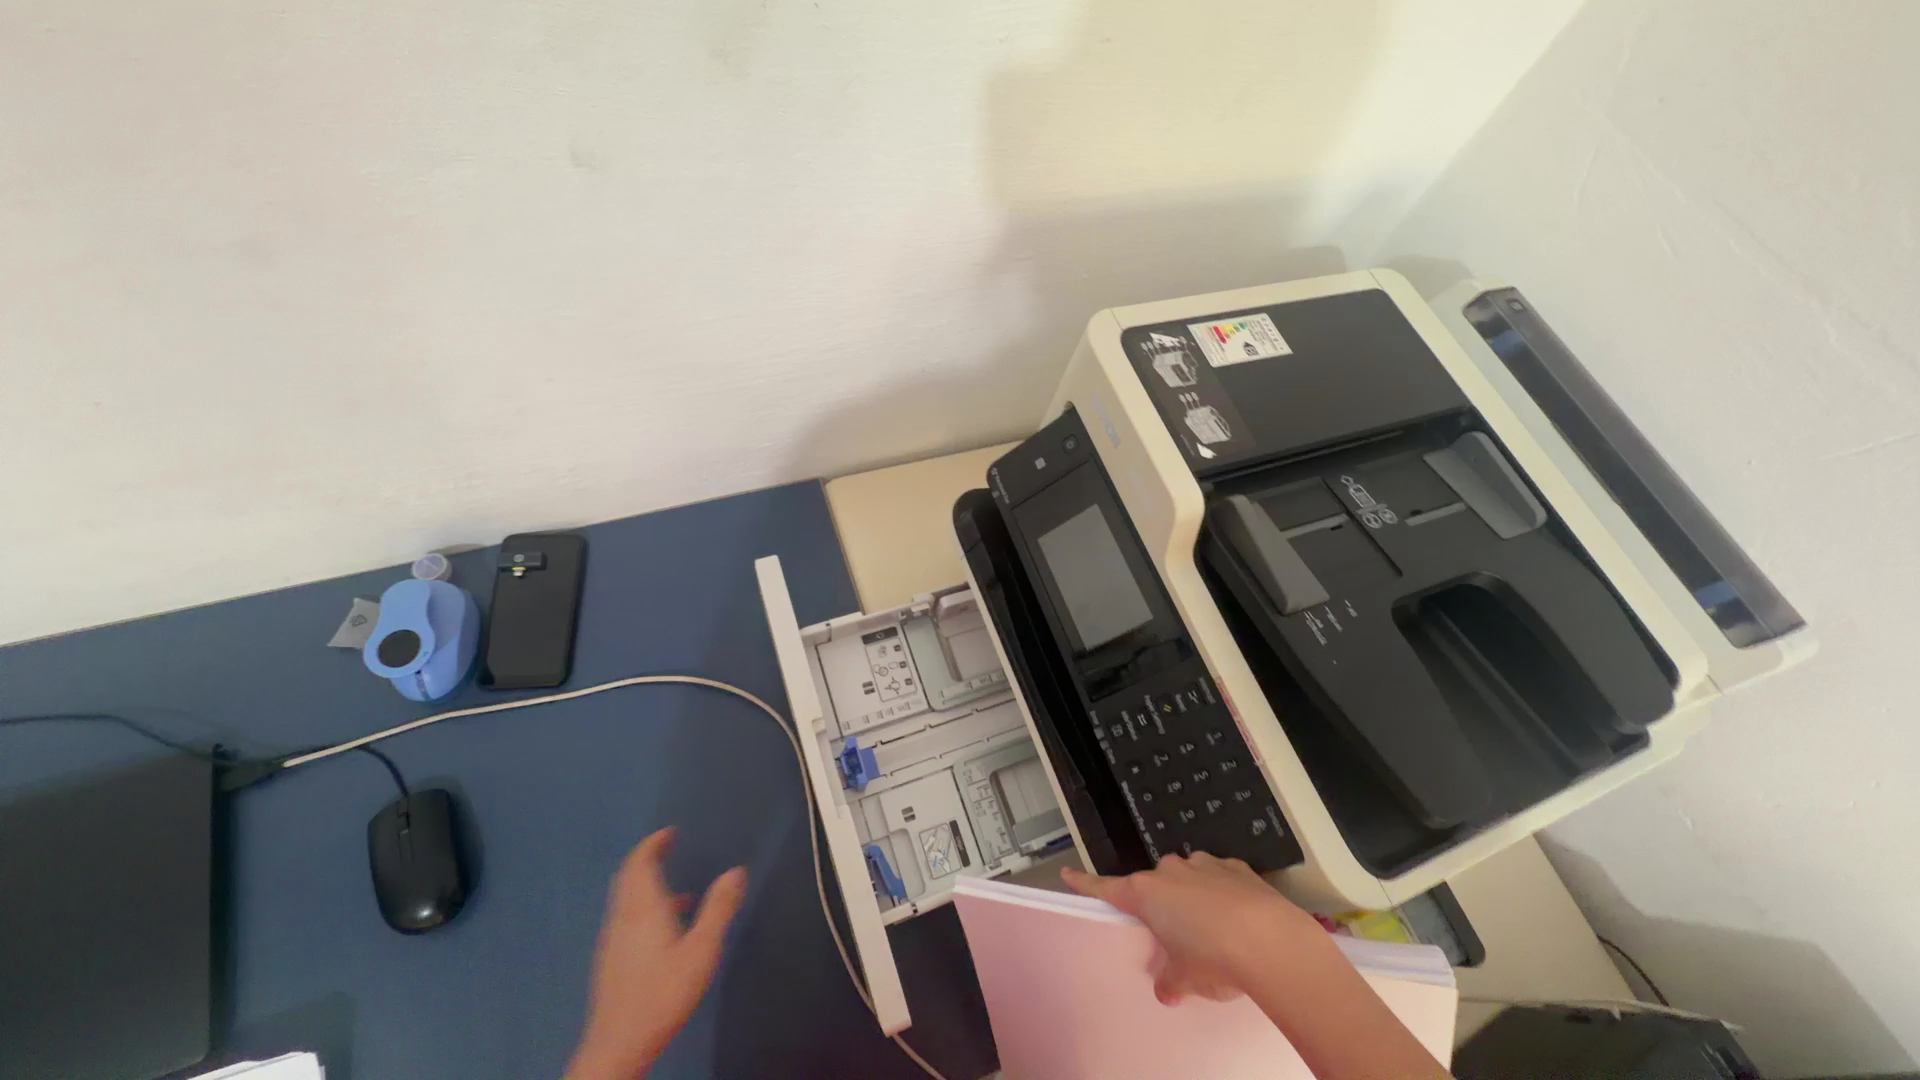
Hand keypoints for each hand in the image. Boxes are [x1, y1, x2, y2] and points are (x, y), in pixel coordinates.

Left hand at [566, 829, 747, 1079]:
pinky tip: (667, 928)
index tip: (669, 832)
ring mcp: (614, 939)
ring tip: (677, 887)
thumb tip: (736, 870)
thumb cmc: (664, 992)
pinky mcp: (612, 959)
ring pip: (626, 899)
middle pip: (628, 877)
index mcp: (643, 908)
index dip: (653, 844)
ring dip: (646, 883)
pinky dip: (644, 906)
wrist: (619, 1043)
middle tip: (669, 847)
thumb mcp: (702, 950)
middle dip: (647, 859)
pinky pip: (627, 917)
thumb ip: (719, 908)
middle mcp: (623, 917)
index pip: (640, 863)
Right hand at [1062, 853, 1322, 1005]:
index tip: (1067, 872)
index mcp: (1146, 894)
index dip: (1085, 882)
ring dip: (1194, 897)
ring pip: (1189, 877)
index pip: (1106, 887)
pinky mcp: (1237, 867)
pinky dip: (1224, 894)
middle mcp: (1170, 872)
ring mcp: (1204, 865)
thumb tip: (1168, 990)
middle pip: (1154, 885)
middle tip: (1177, 937)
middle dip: (1162, 906)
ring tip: (1214, 932)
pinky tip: (1240, 919)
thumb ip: (1170, 981)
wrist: (1271, 942)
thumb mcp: (1184, 979)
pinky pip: (1220, 878)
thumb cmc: (1213, 958)